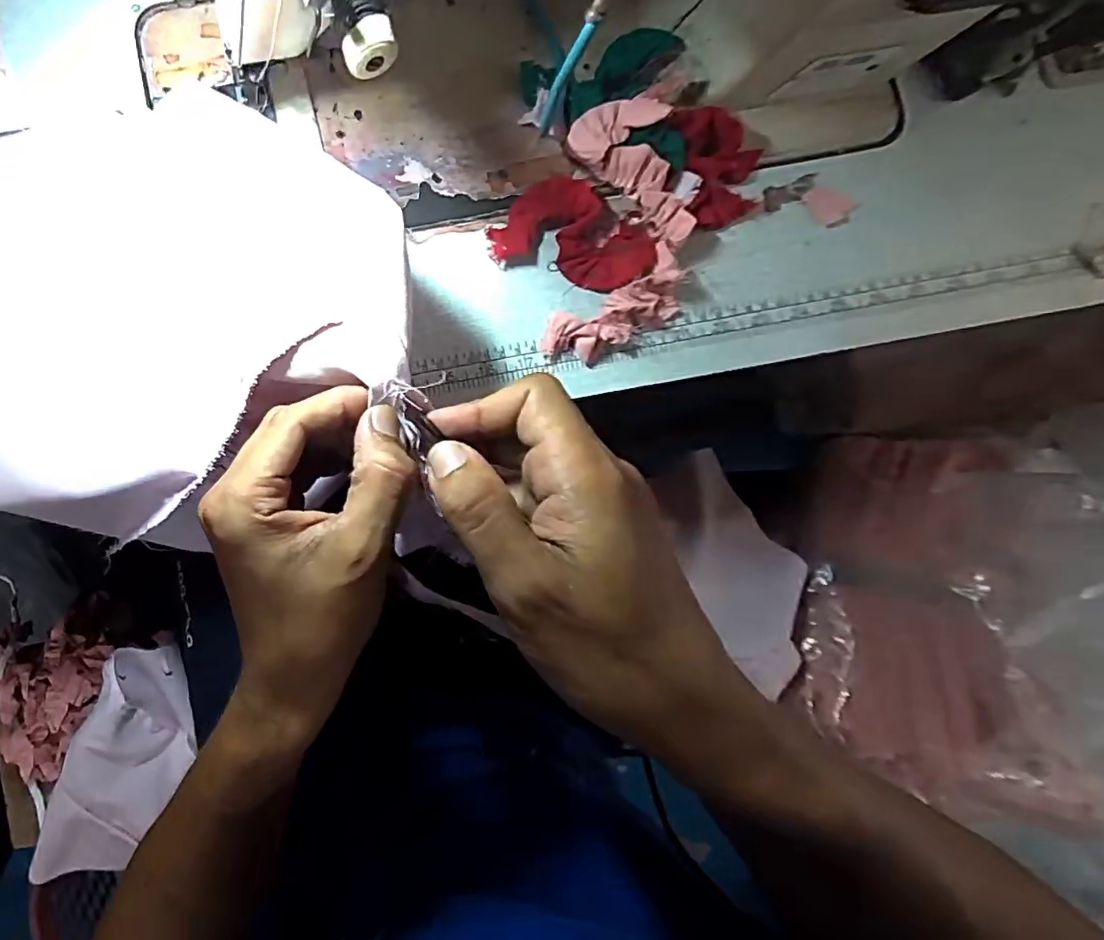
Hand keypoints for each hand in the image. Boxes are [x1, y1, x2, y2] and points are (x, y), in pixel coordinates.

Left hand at [199, 386, 416, 738]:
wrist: (292, 684)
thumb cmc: (325, 623)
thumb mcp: (362, 547)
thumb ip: (378, 477)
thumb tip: (386, 418)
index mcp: (241, 497)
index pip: (290, 423)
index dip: (341, 404)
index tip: (390, 402)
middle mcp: (228, 491)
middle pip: (286, 430)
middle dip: (339, 420)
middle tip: (391, 422)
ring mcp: (237, 504)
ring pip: (289, 448)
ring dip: (335, 440)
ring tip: (383, 440)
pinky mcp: (253, 517)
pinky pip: (291, 473)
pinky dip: (327, 463)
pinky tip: (361, 465)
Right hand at [426, 374, 756, 752]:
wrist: (680, 705)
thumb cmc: (599, 647)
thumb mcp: (522, 582)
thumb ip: (478, 509)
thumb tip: (440, 451)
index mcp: (586, 472)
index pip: (532, 398)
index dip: (478, 409)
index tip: (431, 443)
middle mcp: (600, 472)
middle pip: (531, 426)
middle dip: (474, 442)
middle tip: (422, 477)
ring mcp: (604, 499)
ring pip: (535, 461)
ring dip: (487, 474)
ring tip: (439, 503)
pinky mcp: (601, 526)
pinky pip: (547, 493)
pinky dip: (508, 500)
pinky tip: (478, 528)